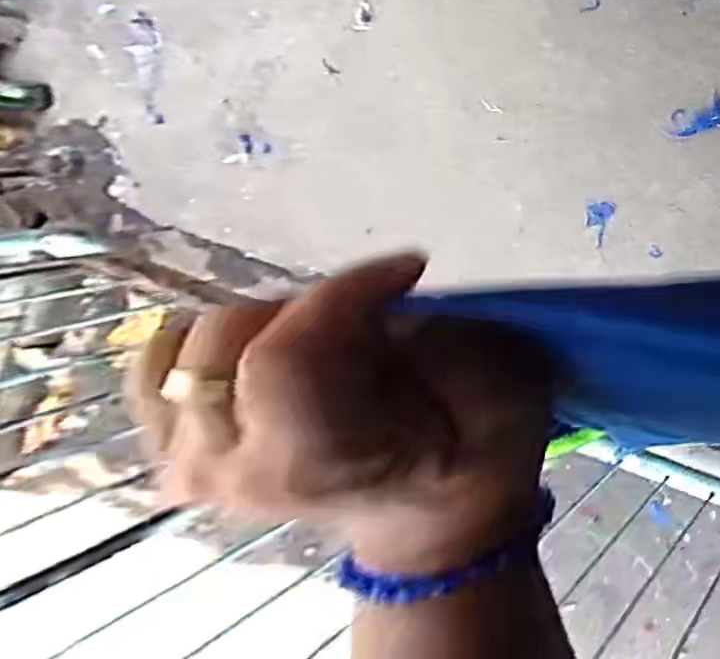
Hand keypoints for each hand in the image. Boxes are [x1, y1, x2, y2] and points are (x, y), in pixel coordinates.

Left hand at [127, 253, 554, 573]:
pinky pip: (163, 366)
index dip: (346, 291)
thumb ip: (439, 344)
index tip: (413, 267)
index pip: (283, 356)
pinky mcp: (176, 451)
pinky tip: (293, 343)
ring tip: (344, 328)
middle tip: (385, 302)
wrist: (440, 508)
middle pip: (225, 338)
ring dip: (277, 316)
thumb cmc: (482, 446)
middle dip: (316, 300)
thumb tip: (387, 305)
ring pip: (187, 342)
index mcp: (316, 460)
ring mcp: (190, 464)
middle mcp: (230, 466)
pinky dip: (227, 337)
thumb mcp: (500, 388)